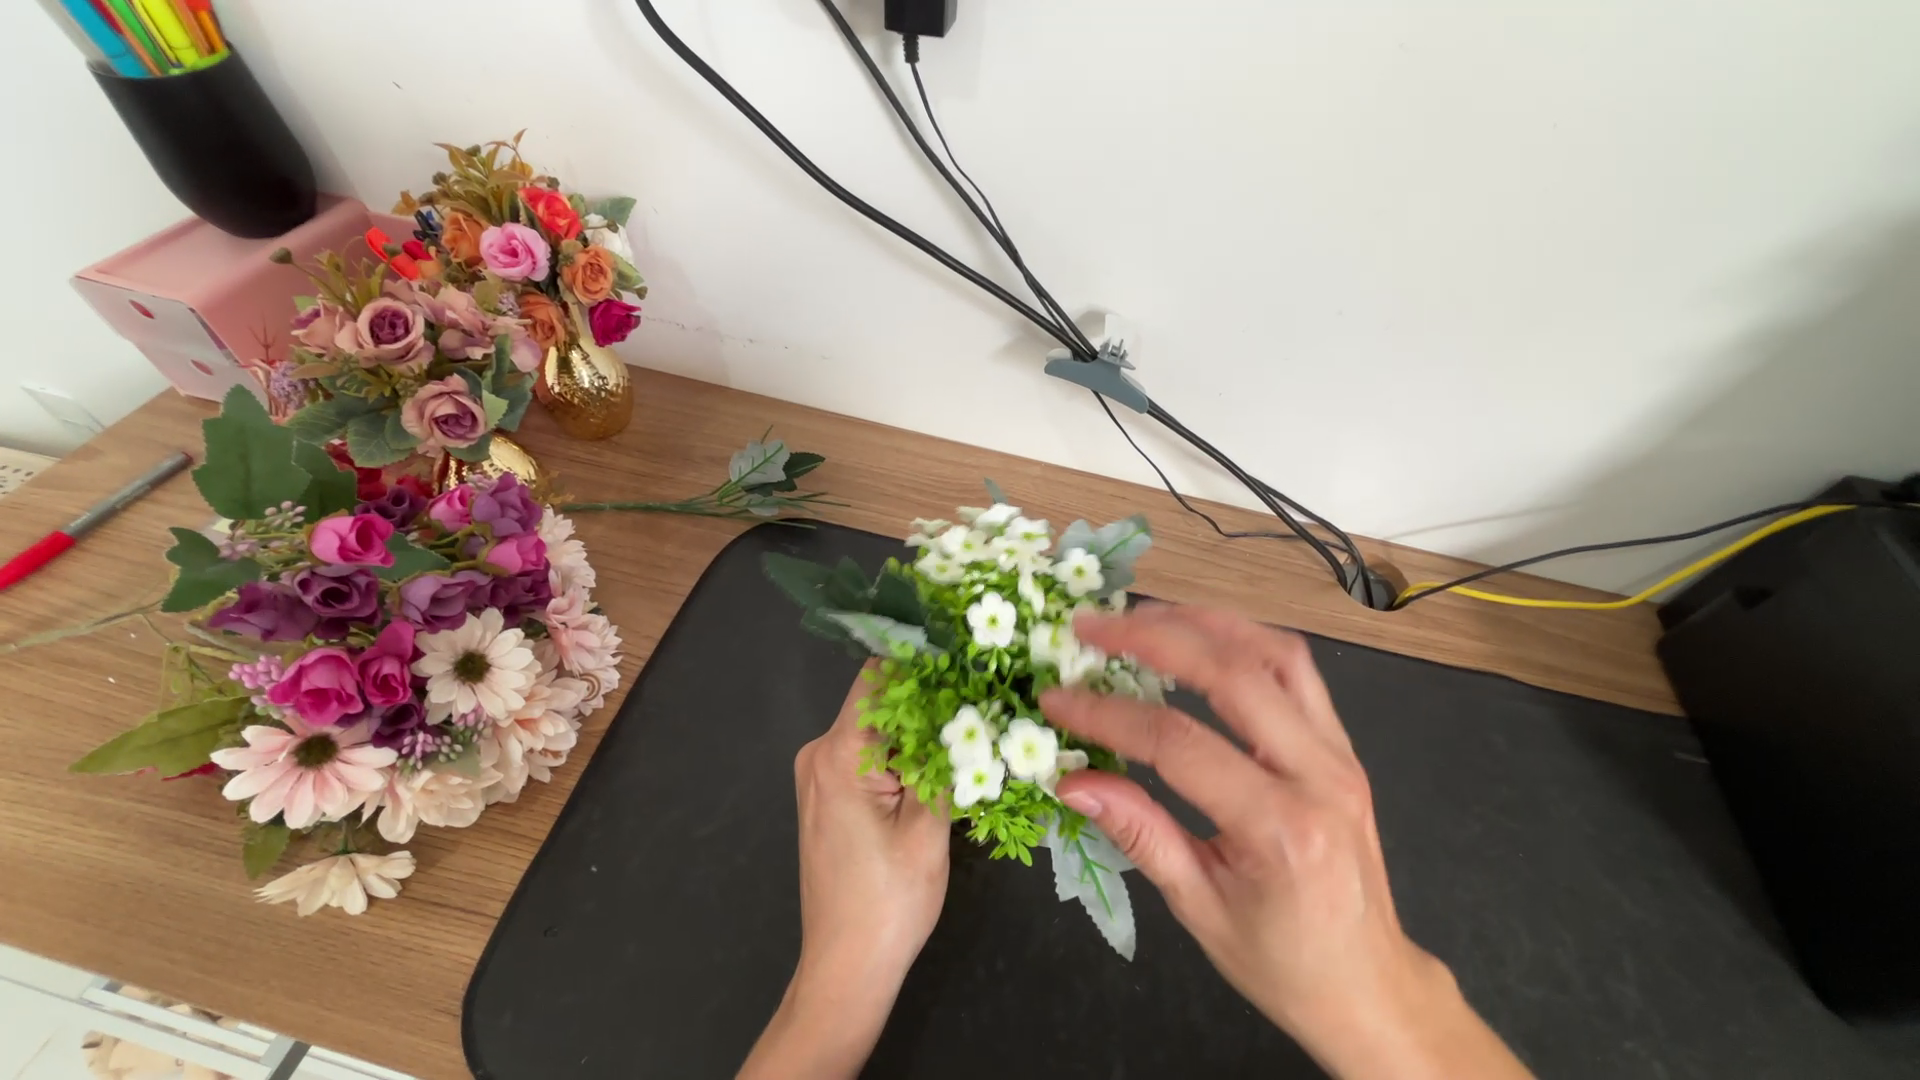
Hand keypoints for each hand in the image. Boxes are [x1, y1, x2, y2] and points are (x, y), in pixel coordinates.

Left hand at [739, 666, 950, 1079]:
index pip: (878, 677)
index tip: (966, 653)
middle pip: (880, 702)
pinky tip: (942, 765)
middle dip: (929, 699)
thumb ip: (944, 761)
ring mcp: (820, 775)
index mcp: (839, 755)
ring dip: (920, 731)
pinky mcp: (829, 794)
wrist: (846, 967)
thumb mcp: (929, 828)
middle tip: (982, 697)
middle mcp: (819, 754)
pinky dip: (903, 756)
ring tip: (972, 730)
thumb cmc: (889, 902)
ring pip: (879, 729)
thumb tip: (965, 708)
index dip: (921, 660)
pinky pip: (870, 756)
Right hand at [1044, 605, 1530, 1079]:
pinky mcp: (1342, 745)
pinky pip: (1295, 670)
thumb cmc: (1280, 961)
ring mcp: (1339, 753)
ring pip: (1274, 654)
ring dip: (1202, 622)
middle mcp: (1319, 774)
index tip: (1056, 698)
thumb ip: (1138, 831)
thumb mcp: (1197, 905)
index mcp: (1279, 827)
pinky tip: (1200, 635)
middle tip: (1092, 627)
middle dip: (1152, 638)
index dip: (1107, 714)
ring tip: (1141, 614)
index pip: (1178, 743)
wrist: (1368, 984)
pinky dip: (1242, 639)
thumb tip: (1072, 781)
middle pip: (1232, 674)